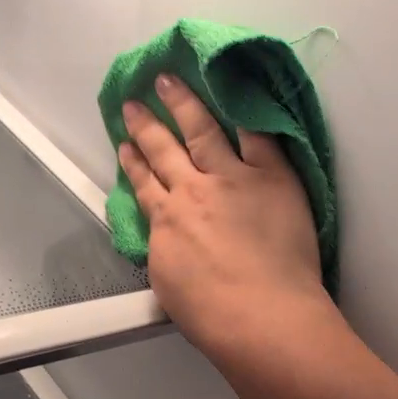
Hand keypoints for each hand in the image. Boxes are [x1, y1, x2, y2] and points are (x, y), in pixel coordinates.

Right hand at [120, 74, 333, 361]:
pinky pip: (258, 137)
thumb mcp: (167, 283)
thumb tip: (167, 237)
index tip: (124, 143)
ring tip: (171, 82)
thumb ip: (165, 249)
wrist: (260, 315)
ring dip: (184, 105)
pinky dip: (245, 116)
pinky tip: (236, 97)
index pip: (143, 183)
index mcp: (165, 222)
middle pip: (164, 150)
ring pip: (203, 132)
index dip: (132, 161)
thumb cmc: (211, 316)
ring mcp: (234, 179)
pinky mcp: (273, 177)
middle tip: (135, 101)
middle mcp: (193, 192)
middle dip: (147, 124)